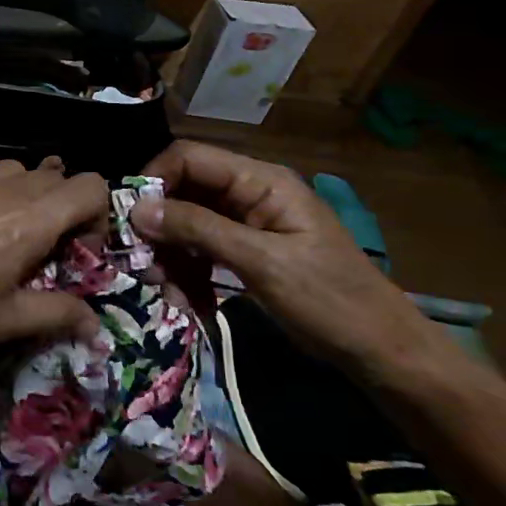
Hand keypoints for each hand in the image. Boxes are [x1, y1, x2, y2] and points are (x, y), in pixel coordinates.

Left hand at [0, 144, 106, 378]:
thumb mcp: (4, 321)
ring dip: (24, 194)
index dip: (95, 216)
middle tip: (40, 250)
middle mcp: (7, 185)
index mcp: (33, 219)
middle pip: (58, 178)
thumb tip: (97, 328)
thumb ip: (59, 315)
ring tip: (2, 229)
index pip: (92, 186)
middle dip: (61, 210)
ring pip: (18, 168)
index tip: (76, 250)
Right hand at [133, 141, 438, 369]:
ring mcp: (247, 225)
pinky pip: (202, 253)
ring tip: (171, 297)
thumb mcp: (262, 262)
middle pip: (184, 193)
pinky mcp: (245, 253)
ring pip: (188, 227)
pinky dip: (189, 276)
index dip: (155, 181)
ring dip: (172, 260)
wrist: (377, 347)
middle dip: (161, 230)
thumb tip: (138, 208)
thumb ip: (199, 229)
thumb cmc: (328, 298)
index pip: (191, 158)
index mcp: (260, 180)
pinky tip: (189, 304)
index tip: (129, 221)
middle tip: (146, 271)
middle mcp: (249, 194)